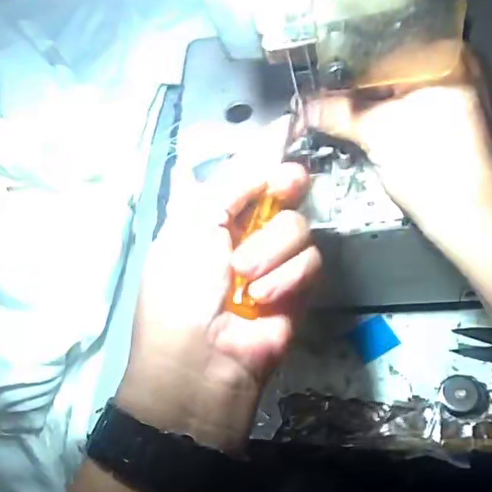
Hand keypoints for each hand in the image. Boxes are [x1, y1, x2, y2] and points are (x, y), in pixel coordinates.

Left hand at [116, 126, 321, 452]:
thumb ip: (229, 184)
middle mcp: (244, 233)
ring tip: (245, 281)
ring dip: (271, 250)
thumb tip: (263, 142)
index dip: (264, 150)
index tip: (288, 127)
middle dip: (284, 184)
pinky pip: (310, 261)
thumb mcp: (190, 230)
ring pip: (298, 226)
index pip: (242, 172)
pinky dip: (287, 278)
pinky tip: (264, 300)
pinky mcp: (298, 290)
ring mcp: (274, 262)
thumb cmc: (180, 294)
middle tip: (287, 183)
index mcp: (208, 215)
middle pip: (282, 189)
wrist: (201, 365)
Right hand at [303, 54, 491, 247]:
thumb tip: (302, 106)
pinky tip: (363, 127)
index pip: (385, 39)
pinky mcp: (457, 126)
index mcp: (445, 54)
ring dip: (372, 102)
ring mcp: (461, 97)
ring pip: (403, 90)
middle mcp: (459, 67)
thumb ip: (336, 111)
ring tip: (335, 109)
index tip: (318, 70)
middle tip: (321, 91)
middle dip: (358, 82)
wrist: (472, 217)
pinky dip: (390, 117)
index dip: (347, 55)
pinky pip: (415, 110)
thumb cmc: (430, 164)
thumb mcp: (375, 132)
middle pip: (395, 65)